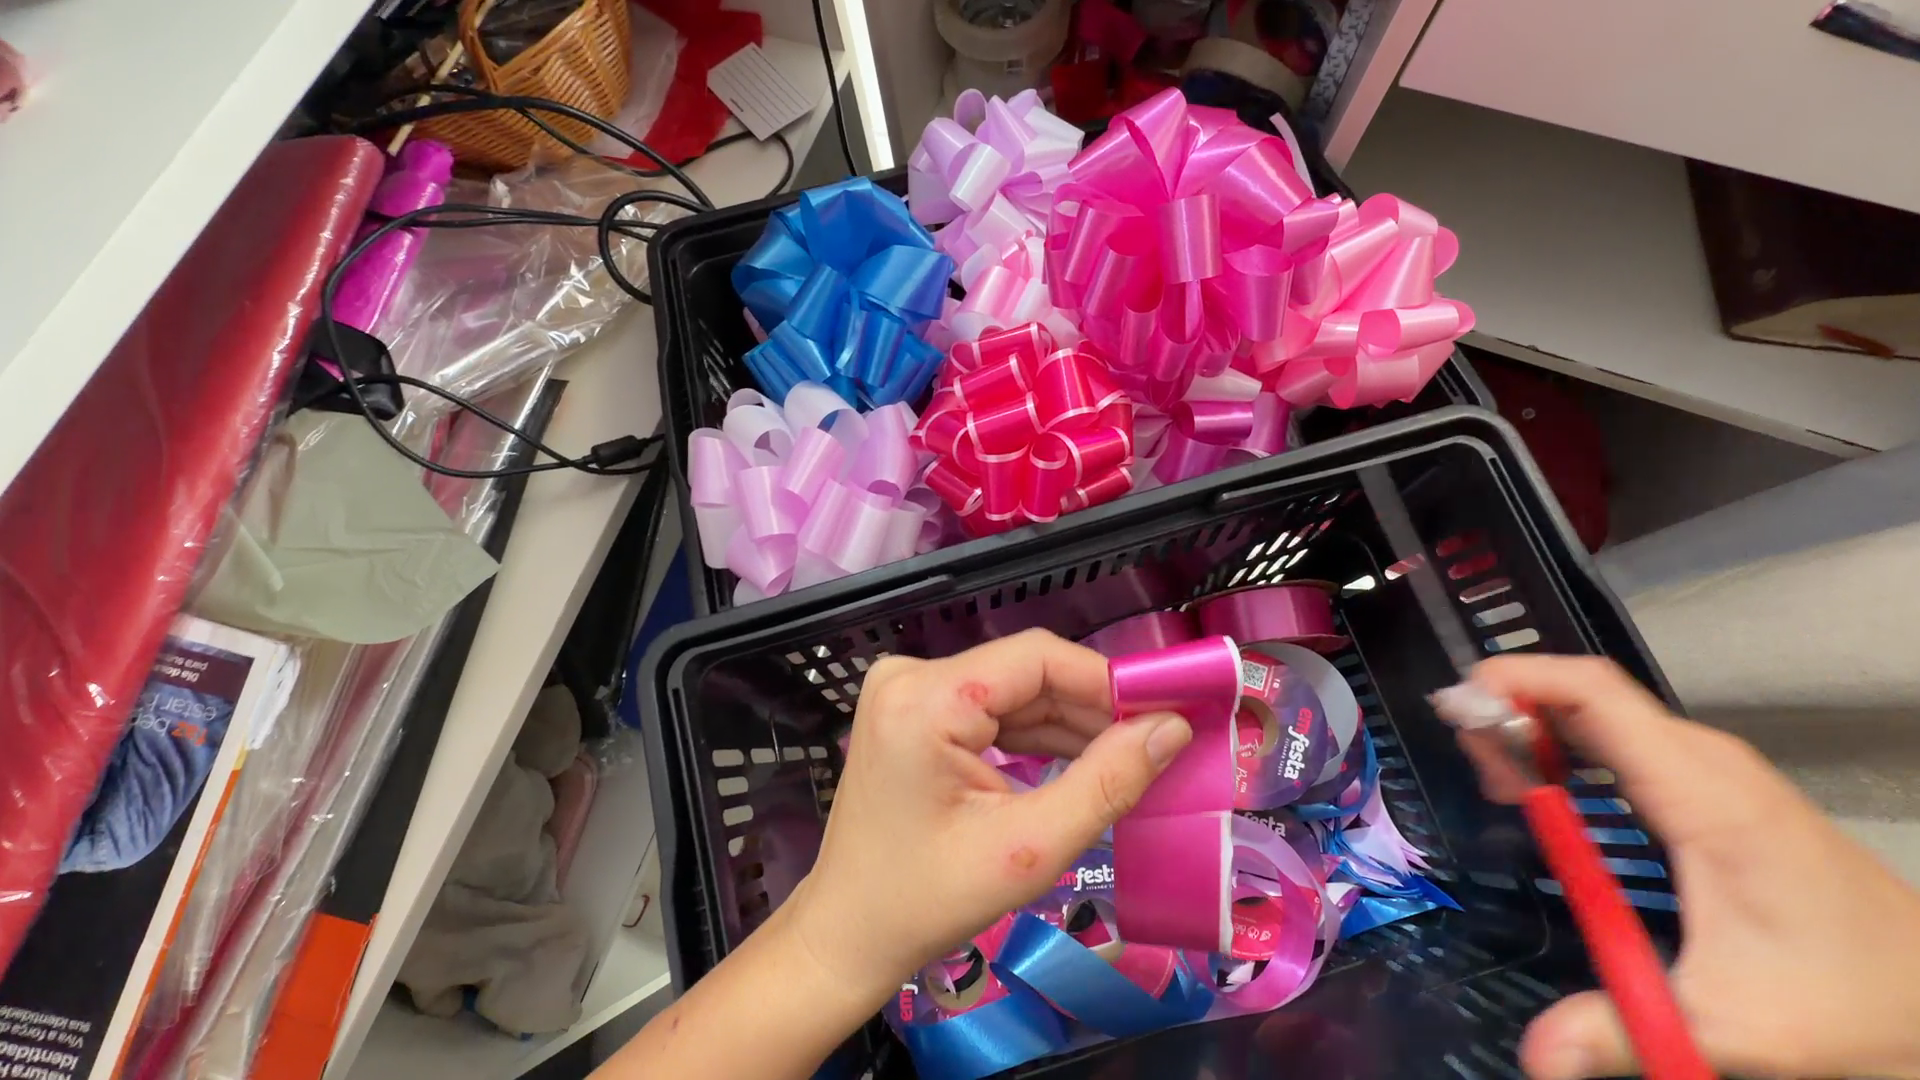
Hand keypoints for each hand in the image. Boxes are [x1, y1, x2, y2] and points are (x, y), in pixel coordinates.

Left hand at [780, 628, 1192, 1001]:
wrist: (849, 933)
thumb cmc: (927, 901)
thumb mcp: (1028, 848)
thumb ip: (1107, 782)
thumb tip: (1172, 728)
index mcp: (925, 698)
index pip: (1037, 657)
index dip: (1108, 680)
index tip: (1169, 710)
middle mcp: (911, 676)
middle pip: (1028, 673)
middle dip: (1095, 709)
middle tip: (1161, 743)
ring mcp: (910, 691)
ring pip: (1017, 691)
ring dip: (1073, 724)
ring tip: (1134, 757)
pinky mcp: (917, 712)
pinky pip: (994, 710)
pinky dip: (1040, 736)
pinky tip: (1087, 761)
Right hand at [1461, 655, 1919, 1079]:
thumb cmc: (1848, 1008)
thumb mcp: (1734, 1029)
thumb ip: (1620, 1032)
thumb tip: (1532, 1056)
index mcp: (1706, 796)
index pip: (1594, 693)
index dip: (1515, 683)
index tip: (1456, 713)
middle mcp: (1706, 762)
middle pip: (1586, 692)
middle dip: (1511, 709)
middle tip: (1472, 764)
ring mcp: (1713, 769)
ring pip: (1600, 708)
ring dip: (1534, 727)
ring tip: (1498, 779)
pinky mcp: (1712, 784)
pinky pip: (1620, 734)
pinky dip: (1566, 741)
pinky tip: (1545, 784)